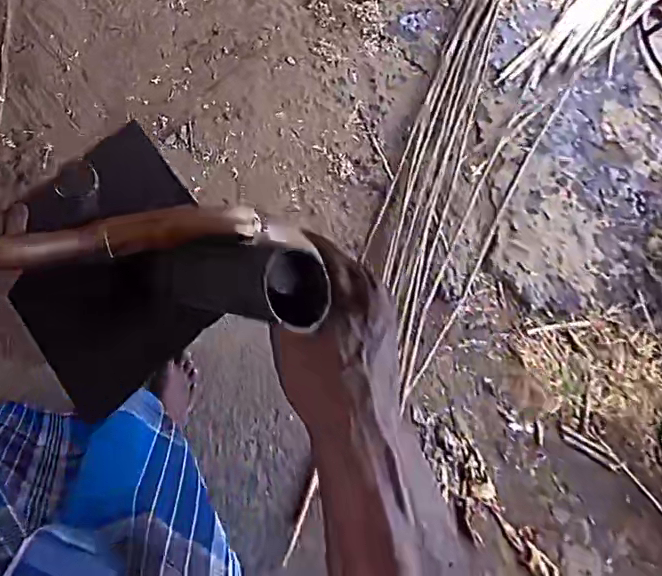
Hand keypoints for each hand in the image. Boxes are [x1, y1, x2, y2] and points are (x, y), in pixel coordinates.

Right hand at [270, 233, 399, 442]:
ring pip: (357, 278)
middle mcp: (372, 298)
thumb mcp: (287, 333)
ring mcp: (384, 317)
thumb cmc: (324, 384)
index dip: (299, 238)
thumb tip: (273, 277)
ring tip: (312, 272)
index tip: (284, 234)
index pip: (322, 247)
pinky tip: (331, 303)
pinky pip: (366, 297)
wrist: (357, 428)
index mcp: (350, 291)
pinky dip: (348, 290)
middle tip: (294, 250)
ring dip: (335, 270)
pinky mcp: (388, 335)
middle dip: (318, 252)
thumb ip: (282, 297)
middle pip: (342, 259)